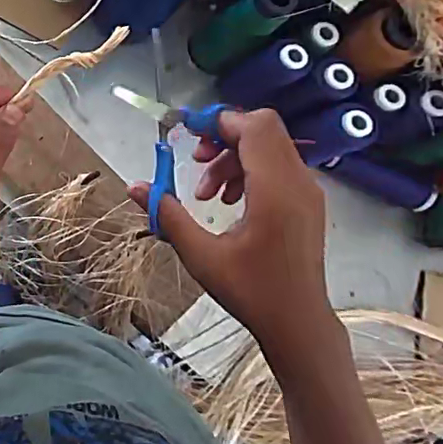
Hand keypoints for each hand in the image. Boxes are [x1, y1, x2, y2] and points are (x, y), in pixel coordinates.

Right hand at [126, 108, 340, 370]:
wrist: (299, 323)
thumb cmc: (250, 291)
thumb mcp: (200, 255)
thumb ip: (168, 215)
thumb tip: (135, 186)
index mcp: (275, 191)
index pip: (254, 127)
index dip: (218, 121)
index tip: (186, 133)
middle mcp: (298, 182)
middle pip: (263, 129)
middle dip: (223, 136)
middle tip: (194, 161)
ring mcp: (307, 191)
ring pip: (268, 147)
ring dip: (232, 157)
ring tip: (205, 192)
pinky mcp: (307, 202)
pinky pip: (277, 166)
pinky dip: (248, 170)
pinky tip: (227, 201)